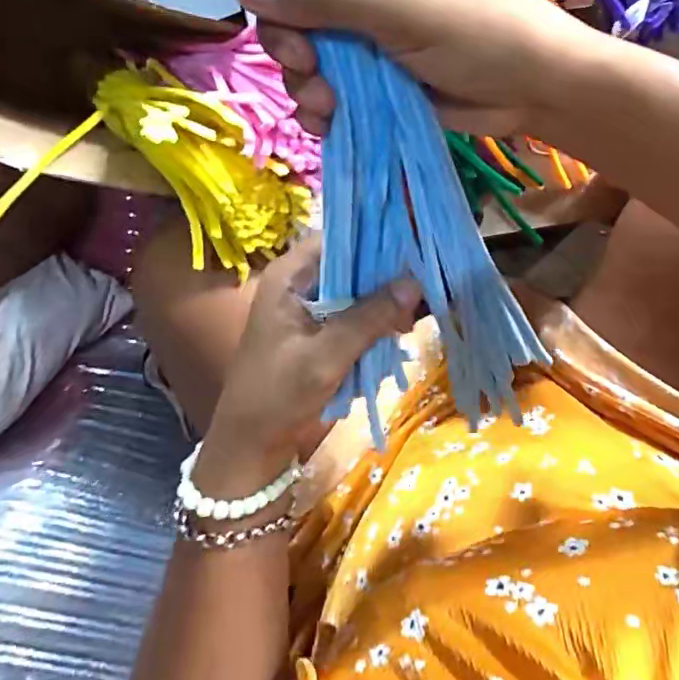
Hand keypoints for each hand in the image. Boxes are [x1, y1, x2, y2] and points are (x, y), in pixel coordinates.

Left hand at [202, 238, 419, 477]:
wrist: (251, 446)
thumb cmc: (278, 395)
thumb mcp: (326, 356)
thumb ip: (369, 318)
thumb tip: (414, 284)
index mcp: (291, 276)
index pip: (338, 236)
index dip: (375, 233)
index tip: (413, 239)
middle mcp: (303, 283)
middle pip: (354, 261)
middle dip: (388, 270)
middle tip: (427, 275)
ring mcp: (313, 307)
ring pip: (360, 288)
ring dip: (387, 296)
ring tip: (423, 302)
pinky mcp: (324, 331)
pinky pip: (358, 313)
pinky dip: (379, 318)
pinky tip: (405, 325)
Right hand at [236, 0, 605, 136]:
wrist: (542, 91)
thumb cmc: (485, 33)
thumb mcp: (406, 6)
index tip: (280, 20)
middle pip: (298, 10)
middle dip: (294, 46)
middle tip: (311, 70)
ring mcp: (375, 38)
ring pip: (312, 56)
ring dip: (307, 83)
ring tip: (328, 106)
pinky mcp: (383, 81)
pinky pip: (335, 90)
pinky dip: (326, 108)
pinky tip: (330, 123)